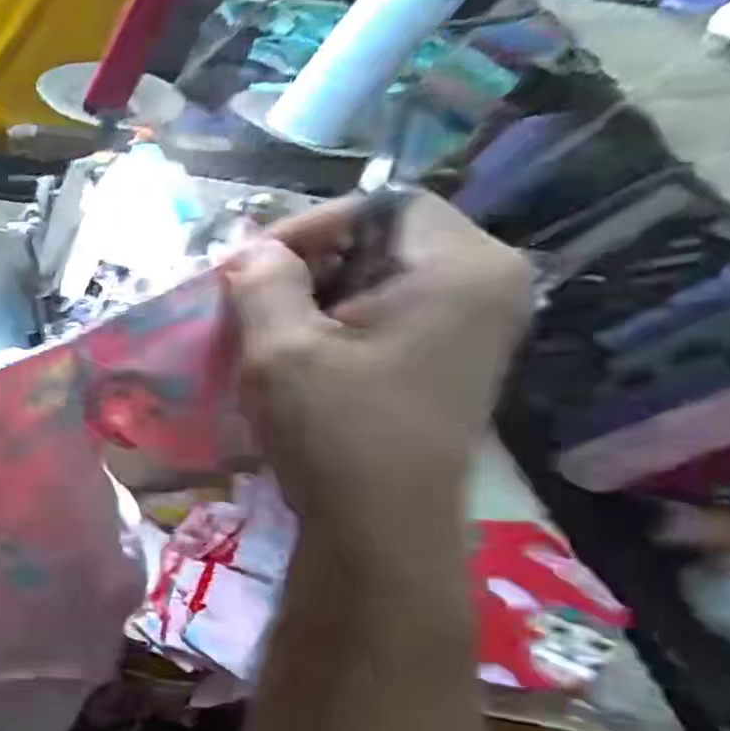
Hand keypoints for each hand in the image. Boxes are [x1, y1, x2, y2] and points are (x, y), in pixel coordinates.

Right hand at [226, 193, 532, 528]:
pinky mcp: (447, 361)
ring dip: (313, 299)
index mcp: (461, 268)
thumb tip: (249, 251)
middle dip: (306, 265)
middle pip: (383, 241)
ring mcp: (471, 326)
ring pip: (379, 282)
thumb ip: (262, 286)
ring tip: (260, 332)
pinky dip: (333, 327)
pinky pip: (386, 318)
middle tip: (246, 300)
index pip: (383, 205)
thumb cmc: (334, 431)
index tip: (245, 266)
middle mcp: (484, 284)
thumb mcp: (281, 352)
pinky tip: (293, 359)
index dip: (308, 226)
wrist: (377, 524)